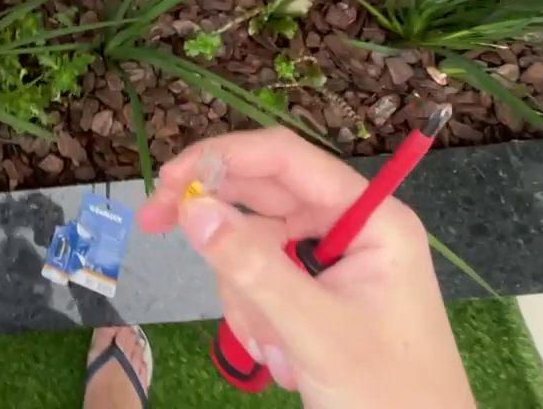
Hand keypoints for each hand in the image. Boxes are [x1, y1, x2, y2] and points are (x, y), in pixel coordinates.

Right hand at [138, 129, 474, 408]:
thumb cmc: (390, 399)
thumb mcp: (315, 331)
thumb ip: (251, 266)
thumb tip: (189, 205)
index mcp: (370, 217)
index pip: (282, 157)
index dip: (221, 157)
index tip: (169, 179)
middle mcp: (348, 223)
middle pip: (257, 191)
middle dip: (213, 218)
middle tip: (153, 222)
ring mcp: (329, 254)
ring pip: (249, 236)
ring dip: (240, 287)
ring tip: (266, 344)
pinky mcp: (312, 284)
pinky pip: (255, 270)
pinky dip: (248, 307)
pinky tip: (271, 351)